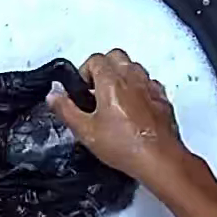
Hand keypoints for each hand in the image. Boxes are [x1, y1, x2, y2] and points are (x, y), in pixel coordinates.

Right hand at [47, 49, 197, 190]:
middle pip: (116, 56)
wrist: (159, 160)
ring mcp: (150, 88)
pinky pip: (149, 84)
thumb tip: (53, 95)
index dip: (84, 72)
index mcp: (111, 82)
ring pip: (134, 67)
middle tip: (95, 89)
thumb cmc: (125, 146)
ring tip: (112, 98)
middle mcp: (132, 79)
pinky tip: (133, 108)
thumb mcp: (85, 131)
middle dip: (104, 67)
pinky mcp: (163, 100)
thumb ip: (66, 109)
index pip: (95, 59)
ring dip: (122, 76)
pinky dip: (139, 89)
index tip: (82, 90)